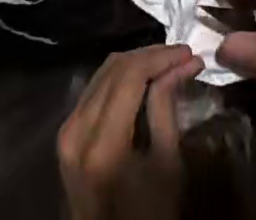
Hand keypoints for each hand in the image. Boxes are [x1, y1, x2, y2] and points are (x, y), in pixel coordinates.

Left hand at [58, 44, 201, 219]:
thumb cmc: (147, 215)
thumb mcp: (167, 166)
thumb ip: (168, 108)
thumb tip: (184, 62)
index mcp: (101, 145)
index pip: (130, 75)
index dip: (161, 57)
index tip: (189, 52)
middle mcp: (76, 130)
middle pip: (114, 68)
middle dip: (151, 56)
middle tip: (182, 55)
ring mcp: (66, 130)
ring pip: (103, 73)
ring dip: (137, 62)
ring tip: (168, 63)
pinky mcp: (66, 132)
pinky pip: (95, 88)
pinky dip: (121, 77)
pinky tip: (145, 78)